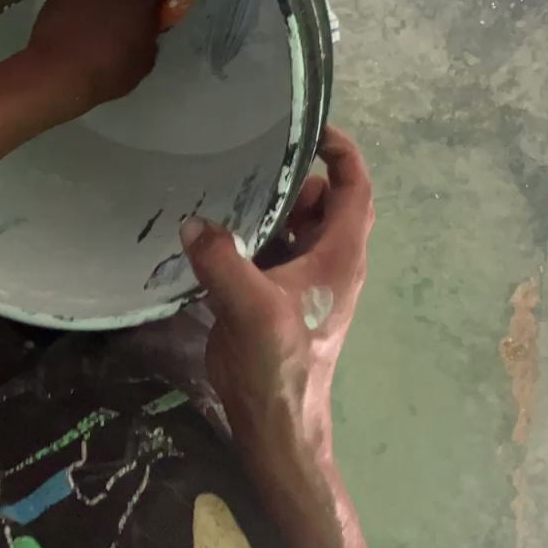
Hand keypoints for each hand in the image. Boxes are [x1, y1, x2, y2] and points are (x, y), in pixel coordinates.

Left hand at [21, 0, 173, 113]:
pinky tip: (72, 38)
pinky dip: (76, 14)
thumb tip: (148, 24)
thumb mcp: (146, 59)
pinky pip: (73, 3)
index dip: (161, 3)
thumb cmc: (110, 68)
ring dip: (99, 6)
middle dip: (126, 3)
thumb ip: (151, 34)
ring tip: (93, 37)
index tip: (155, 22)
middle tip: (123, 32)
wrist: (57, 73)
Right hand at [181, 126, 374, 451]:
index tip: (309, 125)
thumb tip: (192, 222)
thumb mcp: (255, 310)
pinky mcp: (269, 290)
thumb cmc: (281, 366)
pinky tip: (208, 221)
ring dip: (264, 200)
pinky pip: (263, 243)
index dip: (341, 151)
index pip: (354, 188)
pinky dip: (244, 227)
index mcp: (339, 255)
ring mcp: (297, 275)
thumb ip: (224, 261)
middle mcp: (325, 258)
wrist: (273, 422)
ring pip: (289, 220)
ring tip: (222, 178)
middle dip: (290, 173)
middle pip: (319, 198)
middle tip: (246, 151)